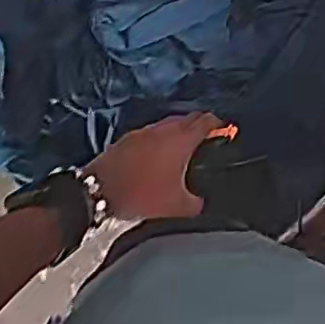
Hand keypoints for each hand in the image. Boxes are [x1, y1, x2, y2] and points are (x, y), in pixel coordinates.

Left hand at [86, 112, 225, 220]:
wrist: (99, 190)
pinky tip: (160, 153)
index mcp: (183, 139)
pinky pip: (154, 131)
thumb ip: (196, 203)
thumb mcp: (176, 206)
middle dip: (202, 124)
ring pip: (171, 122)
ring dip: (181, 129)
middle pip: (190, 117)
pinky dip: (162, 137)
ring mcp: (147, 130)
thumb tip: (202, 202)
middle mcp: (166, 128)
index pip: (208, 120)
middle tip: (208, 138)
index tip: (225, 131)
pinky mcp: (130, 137)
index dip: (220, 124)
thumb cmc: (142, 193)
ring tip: (185, 146)